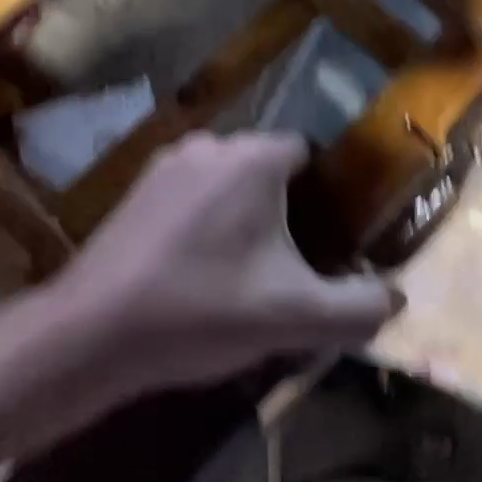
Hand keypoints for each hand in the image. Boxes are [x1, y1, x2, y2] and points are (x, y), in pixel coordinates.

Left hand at [38, 131, 395, 398]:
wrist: (87, 337)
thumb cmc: (201, 311)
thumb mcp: (294, 318)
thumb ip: (357, 307)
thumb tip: (395, 299)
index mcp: (257, 157)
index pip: (311, 153)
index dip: (326, 193)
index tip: (329, 235)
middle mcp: (213, 144)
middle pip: (269, 168)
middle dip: (283, 208)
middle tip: (288, 263)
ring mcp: (167, 164)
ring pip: (227, 182)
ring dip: (240, 216)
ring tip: (241, 272)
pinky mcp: (133, 191)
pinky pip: (190, 196)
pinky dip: (202, 223)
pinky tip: (195, 272)